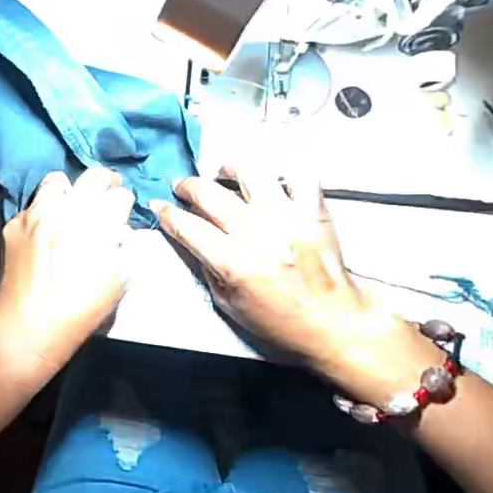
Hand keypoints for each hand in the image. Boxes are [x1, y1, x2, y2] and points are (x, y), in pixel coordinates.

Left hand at [0, 167, 135, 386]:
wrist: (30, 322)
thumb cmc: (81, 308)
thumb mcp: (119, 280)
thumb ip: (122, 249)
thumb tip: (117, 234)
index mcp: (100, 221)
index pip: (121, 195)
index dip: (123, 205)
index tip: (121, 213)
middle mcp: (68, 207)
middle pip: (94, 176)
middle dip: (103, 184)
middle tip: (103, 198)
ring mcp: (37, 212)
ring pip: (57, 181)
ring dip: (68, 191)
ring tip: (69, 207)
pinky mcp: (15, 222)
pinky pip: (32, 205)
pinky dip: (42, 212)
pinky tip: (44, 230)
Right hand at [154, 163, 440, 407]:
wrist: (333, 323)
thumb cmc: (279, 321)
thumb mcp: (228, 303)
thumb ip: (207, 267)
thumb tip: (192, 238)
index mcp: (234, 263)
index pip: (187, 226)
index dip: (167, 213)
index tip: (159, 206)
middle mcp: (258, 235)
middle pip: (210, 194)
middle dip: (187, 186)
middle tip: (182, 187)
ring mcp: (289, 219)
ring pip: (252, 173)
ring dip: (230, 169)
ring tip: (224, 172)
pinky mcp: (314, 213)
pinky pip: (299, 177)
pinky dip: (283, 174)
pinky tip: (271, 181)